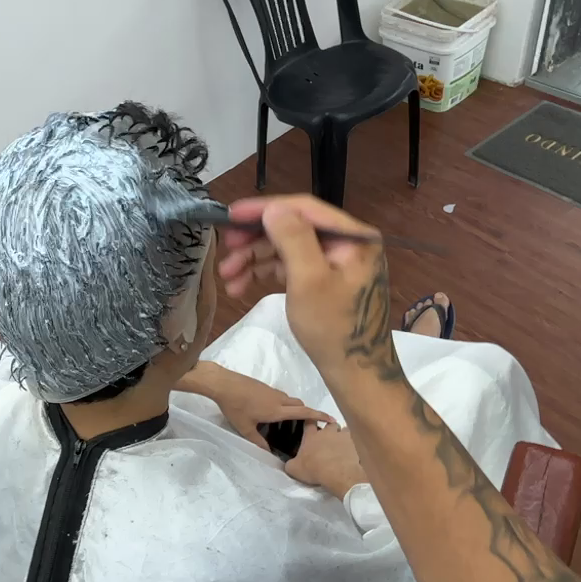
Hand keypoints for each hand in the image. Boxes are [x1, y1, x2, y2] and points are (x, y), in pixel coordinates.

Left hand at [182, 361, 333, 450]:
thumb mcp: (245, 428)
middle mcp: (279, 399)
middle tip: (307, 425)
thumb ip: (258, 441)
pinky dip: (283, 403)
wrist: (224, 384)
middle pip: (300, 404)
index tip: (332, 419)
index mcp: (278, 410)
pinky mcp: (265, 386)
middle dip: (307, 413)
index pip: (304, 412)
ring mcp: (272, 391)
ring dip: (294, 408)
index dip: (319, 416)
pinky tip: (271, 411)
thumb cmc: (235, 407)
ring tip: (288, 421)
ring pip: (290, 399)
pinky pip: (280, 396)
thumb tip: (268, 453)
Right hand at [217, 195, 403, 387]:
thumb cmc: (333, 328)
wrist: (355, 373)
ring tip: (227, 278)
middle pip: (292, 229)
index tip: (231, 215)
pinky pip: (291, 267)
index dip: (264, 210)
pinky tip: (242, 286)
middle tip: (225, 251)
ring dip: (255, 259)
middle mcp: (346, 243)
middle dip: (255, 240)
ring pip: (286, 249)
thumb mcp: (309, 281)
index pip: (302, 209)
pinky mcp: (325, 280)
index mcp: (352, 237)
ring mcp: (336, 263)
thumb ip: (293, 239)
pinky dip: (266, 273)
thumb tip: (273, 209)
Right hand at [286, 423, 368, 497]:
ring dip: (344, 435)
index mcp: (311, 436)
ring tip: (343, 444)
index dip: (310, 421)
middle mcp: (328, 433)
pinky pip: (357, 442)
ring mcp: (344, 437)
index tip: (310, 423)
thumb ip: (290, 464)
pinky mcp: (356, 445)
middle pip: (330, 423)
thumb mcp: (294, 469)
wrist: (338, 474)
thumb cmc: (314, 469)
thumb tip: (288, 464)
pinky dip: (356, 446)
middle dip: (330, 428)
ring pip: (345, 430)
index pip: (309, 421)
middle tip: (330, 437)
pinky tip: (355, 453)